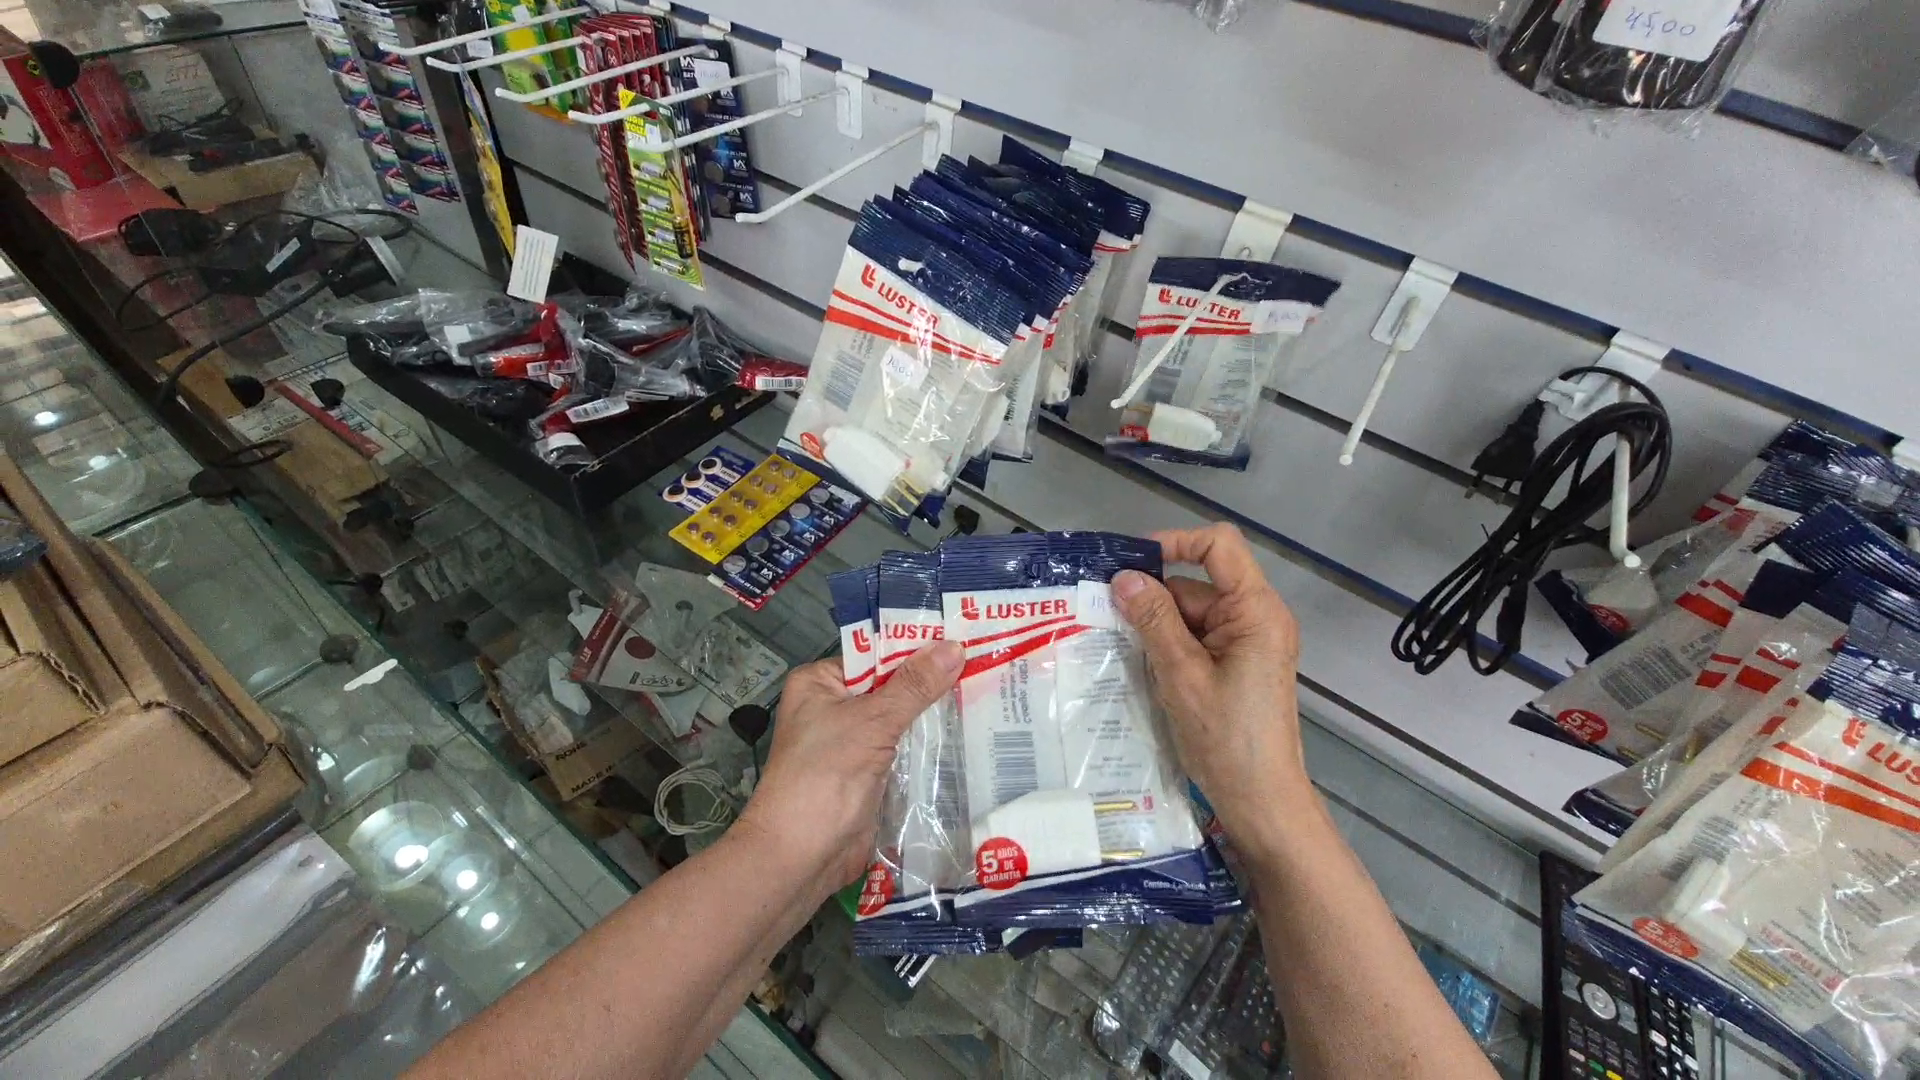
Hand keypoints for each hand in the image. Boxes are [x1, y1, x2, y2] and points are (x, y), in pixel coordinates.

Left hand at [735, 642, 963, 896]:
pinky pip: (906, 749)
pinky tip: (973, 730)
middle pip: (891, 685)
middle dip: (933, 680)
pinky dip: (932, 743)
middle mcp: (835, 707)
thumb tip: (956, 646)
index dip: (917, 645)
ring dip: (937, 712)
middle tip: (987, 659)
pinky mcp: (871, 774)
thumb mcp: (872, 722)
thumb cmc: (826, 776)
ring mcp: (854, 743)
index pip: (875, 652)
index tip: (963, 634)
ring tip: (991, 688)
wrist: (801, 857)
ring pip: (902, 718)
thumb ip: (915, 685)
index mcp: (820, 683)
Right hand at [1113, 524, 1308, 831]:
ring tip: (1117, 647)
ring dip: (1156, 627)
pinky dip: (1168, 647)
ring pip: (1191, 613)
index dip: (1175, 542)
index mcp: (1256, 611)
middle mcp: (1256, 618)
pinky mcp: (1236, 665)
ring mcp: (1247, 643)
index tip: (1131, 563)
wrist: (1260, 800)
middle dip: (1153, 598)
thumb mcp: (1182, 674)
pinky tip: (1140, 666)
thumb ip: (1153, 620)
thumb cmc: (1226, 737)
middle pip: (1197, 584)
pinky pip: (1196, 639)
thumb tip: (1123, 577)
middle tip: (1105, 617)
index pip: (1218, 546)